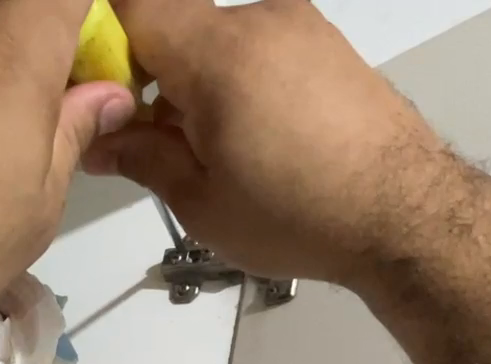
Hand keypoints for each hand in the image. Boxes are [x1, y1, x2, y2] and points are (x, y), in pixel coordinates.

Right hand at [83, 0, 452, 286]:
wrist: (401, 213)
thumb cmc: (290, 215)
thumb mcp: (198, 201)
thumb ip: (141, 157)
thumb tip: (95, 141)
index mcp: (216, 53)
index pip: (135, 2)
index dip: (100, 36)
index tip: (89, 88)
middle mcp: (257, 17)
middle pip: (172, 22)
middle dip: (141, 73)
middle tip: (133, 139)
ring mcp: (296, 23)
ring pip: (211, 38)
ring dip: (185, 83)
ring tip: (193, 150)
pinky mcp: (321, 41)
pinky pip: (250, 46)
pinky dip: (224, 81)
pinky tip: (235, 137)